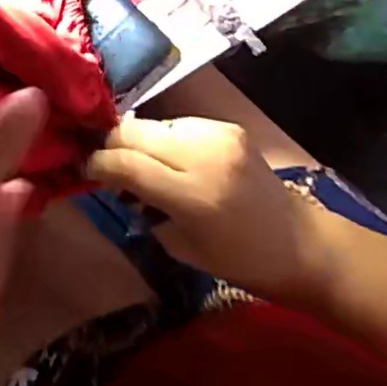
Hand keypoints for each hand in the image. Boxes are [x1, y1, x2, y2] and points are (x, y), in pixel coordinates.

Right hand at [84, 116, 333, 303]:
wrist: (301, 242)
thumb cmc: (240, 261)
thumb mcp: (182, 247)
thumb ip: (144, 208)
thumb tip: (113, 179)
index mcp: (193, 195)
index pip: (127, 163)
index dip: (98, 163)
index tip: (84, 167)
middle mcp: (202, 155)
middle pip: (133, 132)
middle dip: (111, 144)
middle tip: (103, 160)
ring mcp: (216, 134)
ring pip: (152, 124)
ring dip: (137, 140)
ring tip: (138, 160)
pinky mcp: (225, 125)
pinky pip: (177, 125)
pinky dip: (164, 139)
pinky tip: (168, 157)